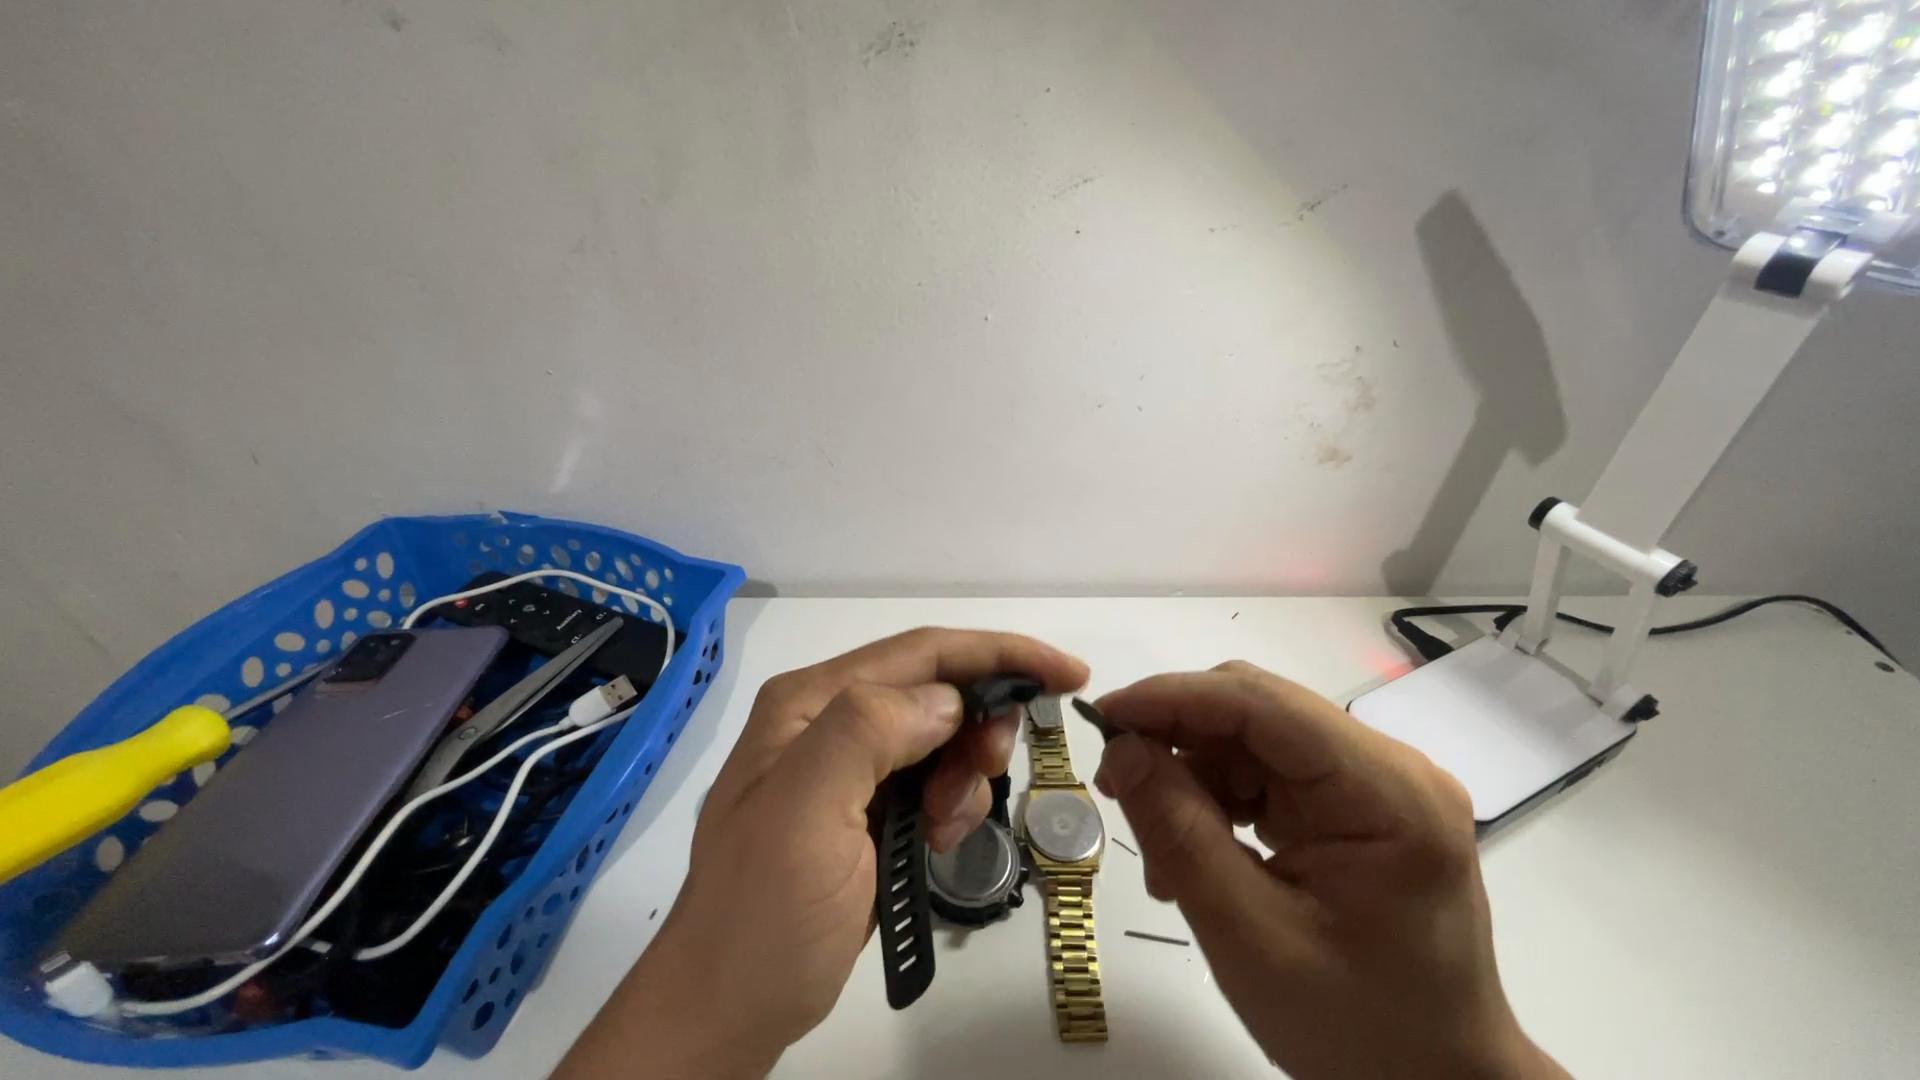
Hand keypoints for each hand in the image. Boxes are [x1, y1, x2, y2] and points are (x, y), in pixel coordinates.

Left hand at [556, 628, 1087, 1078]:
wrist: (730, 1006)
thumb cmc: (763, 911)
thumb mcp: (804, 814)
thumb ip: (867, 732)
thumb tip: (946, 701)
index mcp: (811, 702)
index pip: (922, 651)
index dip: (1000, 653)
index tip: (1068, 674)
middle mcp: (830, 719)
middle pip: (938, 691)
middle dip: (979, 725)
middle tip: (991, 770)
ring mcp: (850, 767)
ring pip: (944, 739)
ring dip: (964, 776)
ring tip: (941, 827)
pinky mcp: (868, 809)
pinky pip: (935, 783)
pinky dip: (952, 805)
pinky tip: (932, 841)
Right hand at [1092, 662, 1567, 1079]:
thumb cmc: (1356, 1028)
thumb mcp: (1249, 936)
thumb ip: (1179, 834)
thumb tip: (1121, 749)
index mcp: (1387, 791)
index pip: (1264, 705)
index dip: (1175, 697)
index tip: (1102, 715)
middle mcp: (1387, 768)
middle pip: (1256, 713)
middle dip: (1176, 738)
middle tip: (1114, 783)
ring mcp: (1372, 785)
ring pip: (1251, 742)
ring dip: (1191, 779)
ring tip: (1159, 856)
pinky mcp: (1353, 806)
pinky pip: (1264, 776)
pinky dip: (1215, 803)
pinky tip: (1193, 854)